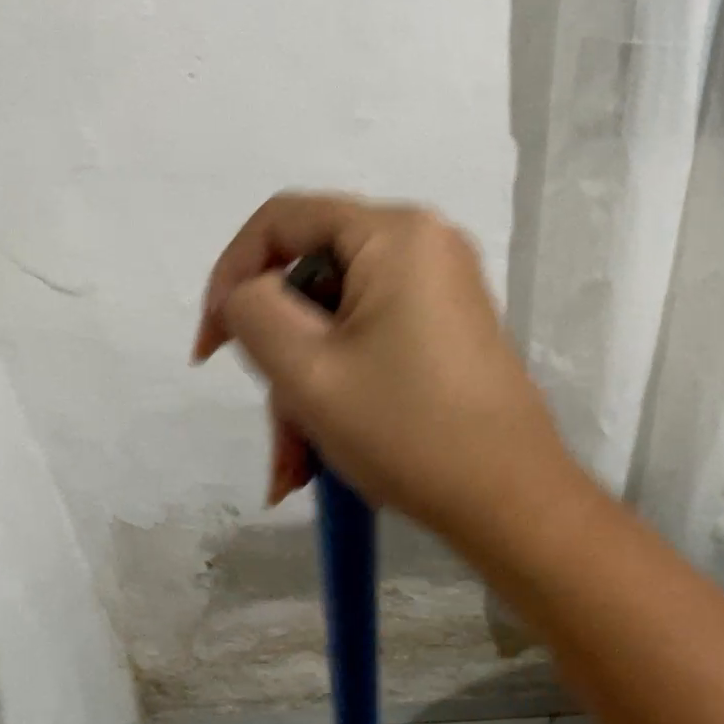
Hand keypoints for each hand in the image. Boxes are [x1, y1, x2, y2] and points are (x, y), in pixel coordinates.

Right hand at [191, 192, 573, 538]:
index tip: (211, 352)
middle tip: (278, 441)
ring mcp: (444, 294)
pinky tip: (325, 462)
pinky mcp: (451, 336)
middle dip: (281, 368)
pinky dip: (343, 397)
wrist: (512, 502)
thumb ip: (253, 313)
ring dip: (307, 398)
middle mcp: (426, 248)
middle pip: (313, 286)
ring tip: (298, 473)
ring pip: (339, 330)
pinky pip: (373, 349)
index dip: (229, 277)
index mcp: (396, 234)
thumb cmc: (409, 432)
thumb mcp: (308, 372)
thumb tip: (248, 295)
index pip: (281, 221)